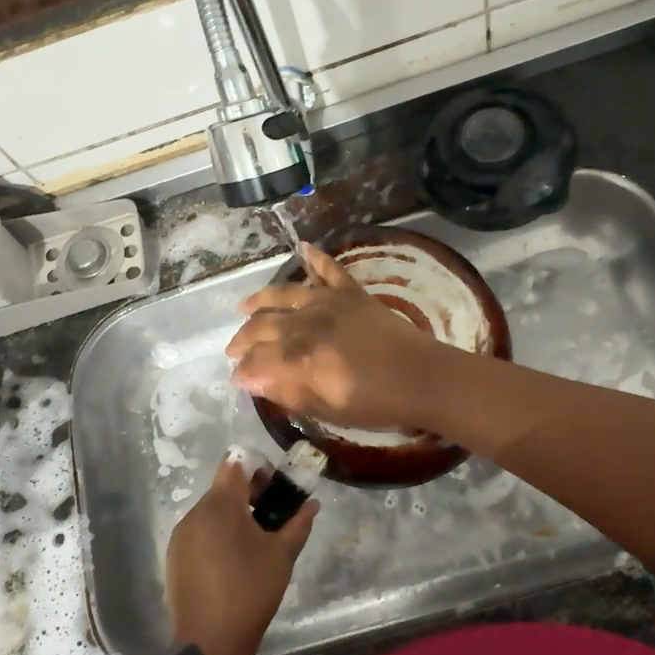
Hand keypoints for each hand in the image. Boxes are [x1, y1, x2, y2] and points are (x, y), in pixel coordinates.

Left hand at [166, 453, 318, 654]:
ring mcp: (180, 536)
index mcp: (220, 504)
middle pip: (223, 487)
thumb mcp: (283, 555)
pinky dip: (217, 536)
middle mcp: (195, 513)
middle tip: (273, 519)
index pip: (235, 463)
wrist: (211, 641)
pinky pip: (199, 532)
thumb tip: (312, 504)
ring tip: (255, 545)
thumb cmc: (251, 591)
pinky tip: (233, 563)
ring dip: (233, 517)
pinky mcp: (174, 557)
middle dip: (250, 495)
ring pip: (211, 511)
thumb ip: (298, 523)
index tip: (276, 490)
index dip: (258, 468)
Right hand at [227, 242, 449, 430]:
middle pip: (265, 326)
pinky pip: (330, 270)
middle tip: (232, 350)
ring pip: (286, 294)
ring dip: (262, 299)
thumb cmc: (375, 402)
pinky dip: (316, 257)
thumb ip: (287, 392)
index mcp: (300, 355)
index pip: (258, 359)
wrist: (422, 377)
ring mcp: (330, 303)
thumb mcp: (327, 408)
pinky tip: (303, 247)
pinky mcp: (353, 294)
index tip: (233, 376)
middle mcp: (308, 322)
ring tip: (245, 307)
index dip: (242, 368)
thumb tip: (248, 380)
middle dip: (244, 338)